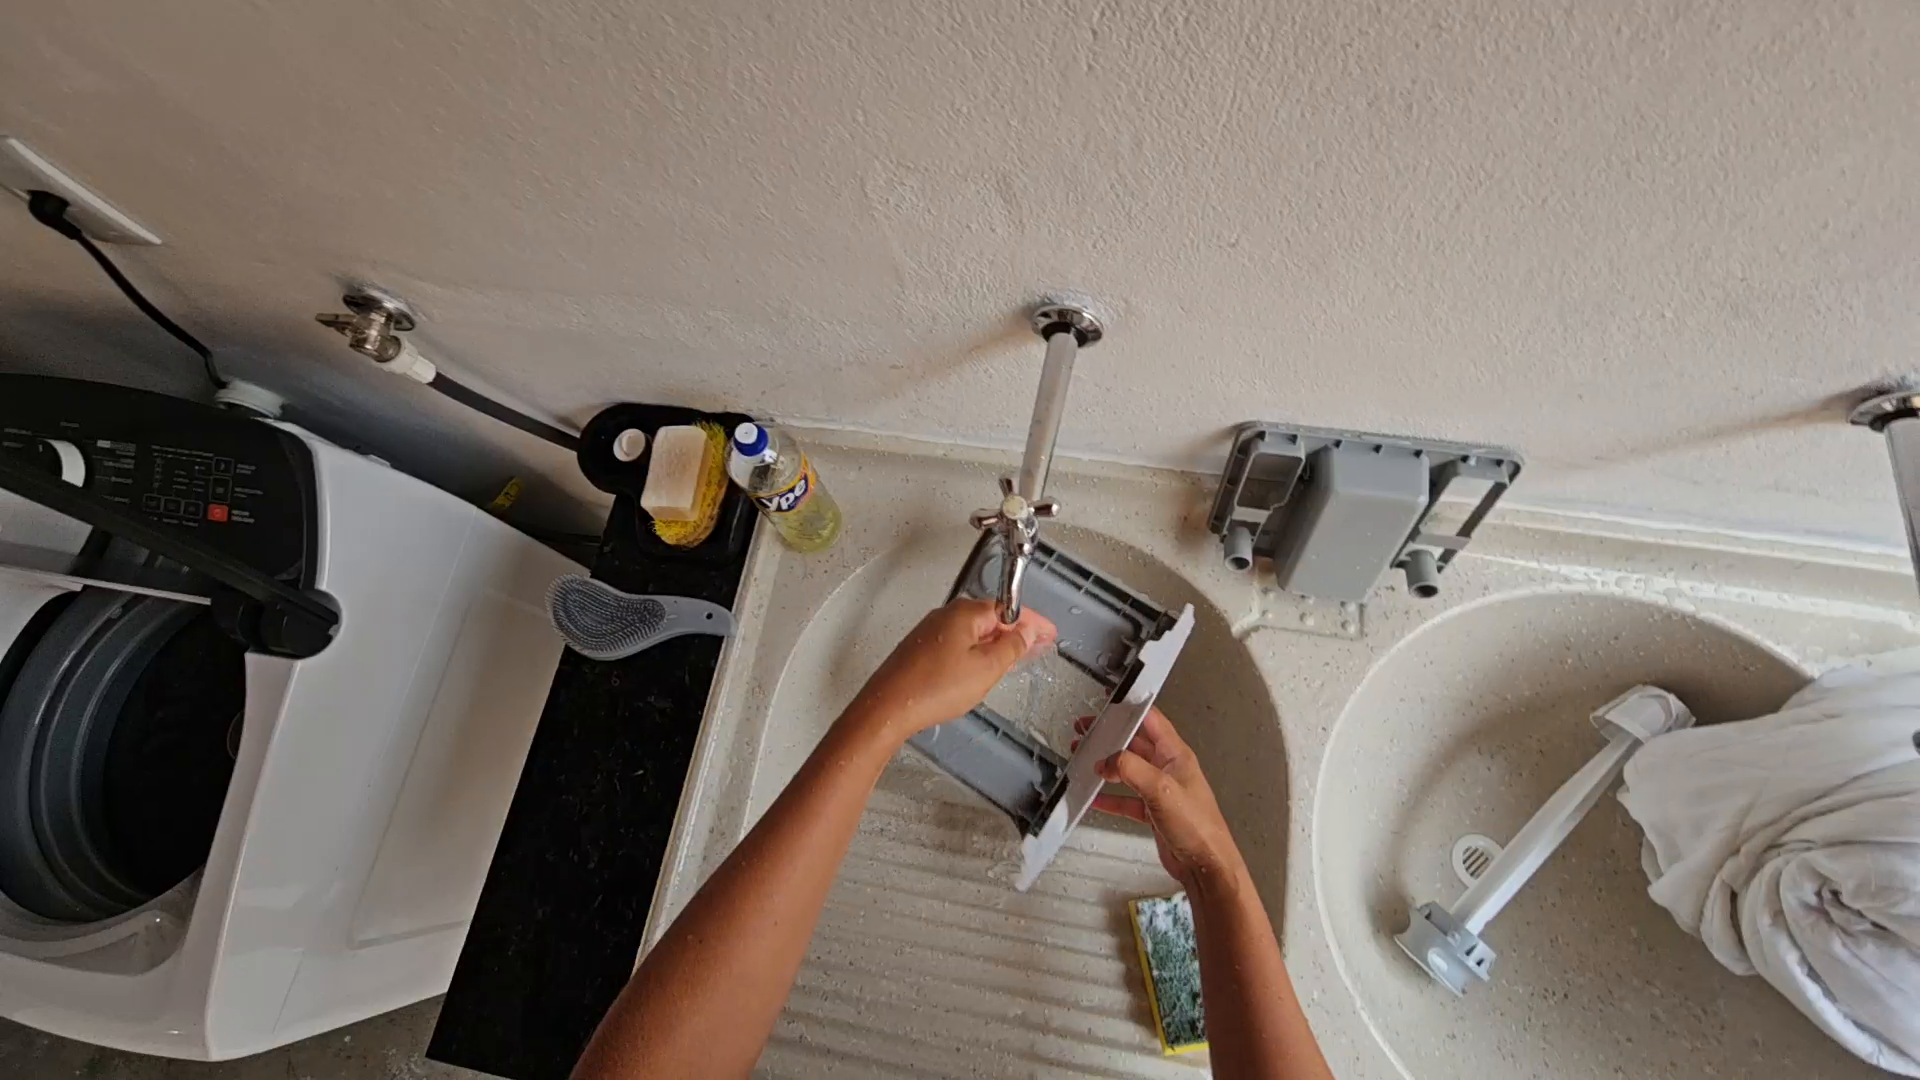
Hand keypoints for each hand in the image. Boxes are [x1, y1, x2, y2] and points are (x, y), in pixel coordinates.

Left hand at [844, 598, 1056, 745]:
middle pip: (990, 618)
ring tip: (1017, 658)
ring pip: (974, 632)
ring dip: (998, 643)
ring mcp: (931, 632)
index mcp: (964, 613)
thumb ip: (1011, 647)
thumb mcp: (986, 668)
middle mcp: (946, 616)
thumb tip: (1027, 631)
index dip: (1032, 622)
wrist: (888, 708)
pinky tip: (984, 668)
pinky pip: (959, 644)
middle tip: (1038, 645)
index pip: (1008, 609)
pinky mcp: (922, 650)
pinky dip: (978, 652)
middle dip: (1016, 632)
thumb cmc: (933, 688)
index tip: (1048, 633)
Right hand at [1083, 707, 1247, 891]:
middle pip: (1135, 743)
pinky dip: (1110, 796)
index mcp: (1175, 754)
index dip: (1130, 708)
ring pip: (1128, 769)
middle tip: (1088, 730)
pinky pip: (1126, 798)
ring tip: (1086, 758)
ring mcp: (1160, 790)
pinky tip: (1096, 797)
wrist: (1207, 867)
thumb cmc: (1198, 827)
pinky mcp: (1153, 811)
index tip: (1109, 701)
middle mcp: (1168, 768)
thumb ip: (1130, 768)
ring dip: (1107, 764)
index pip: (1151, 720)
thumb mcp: (1161, 789)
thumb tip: (1106, 760)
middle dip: (1111, 736)